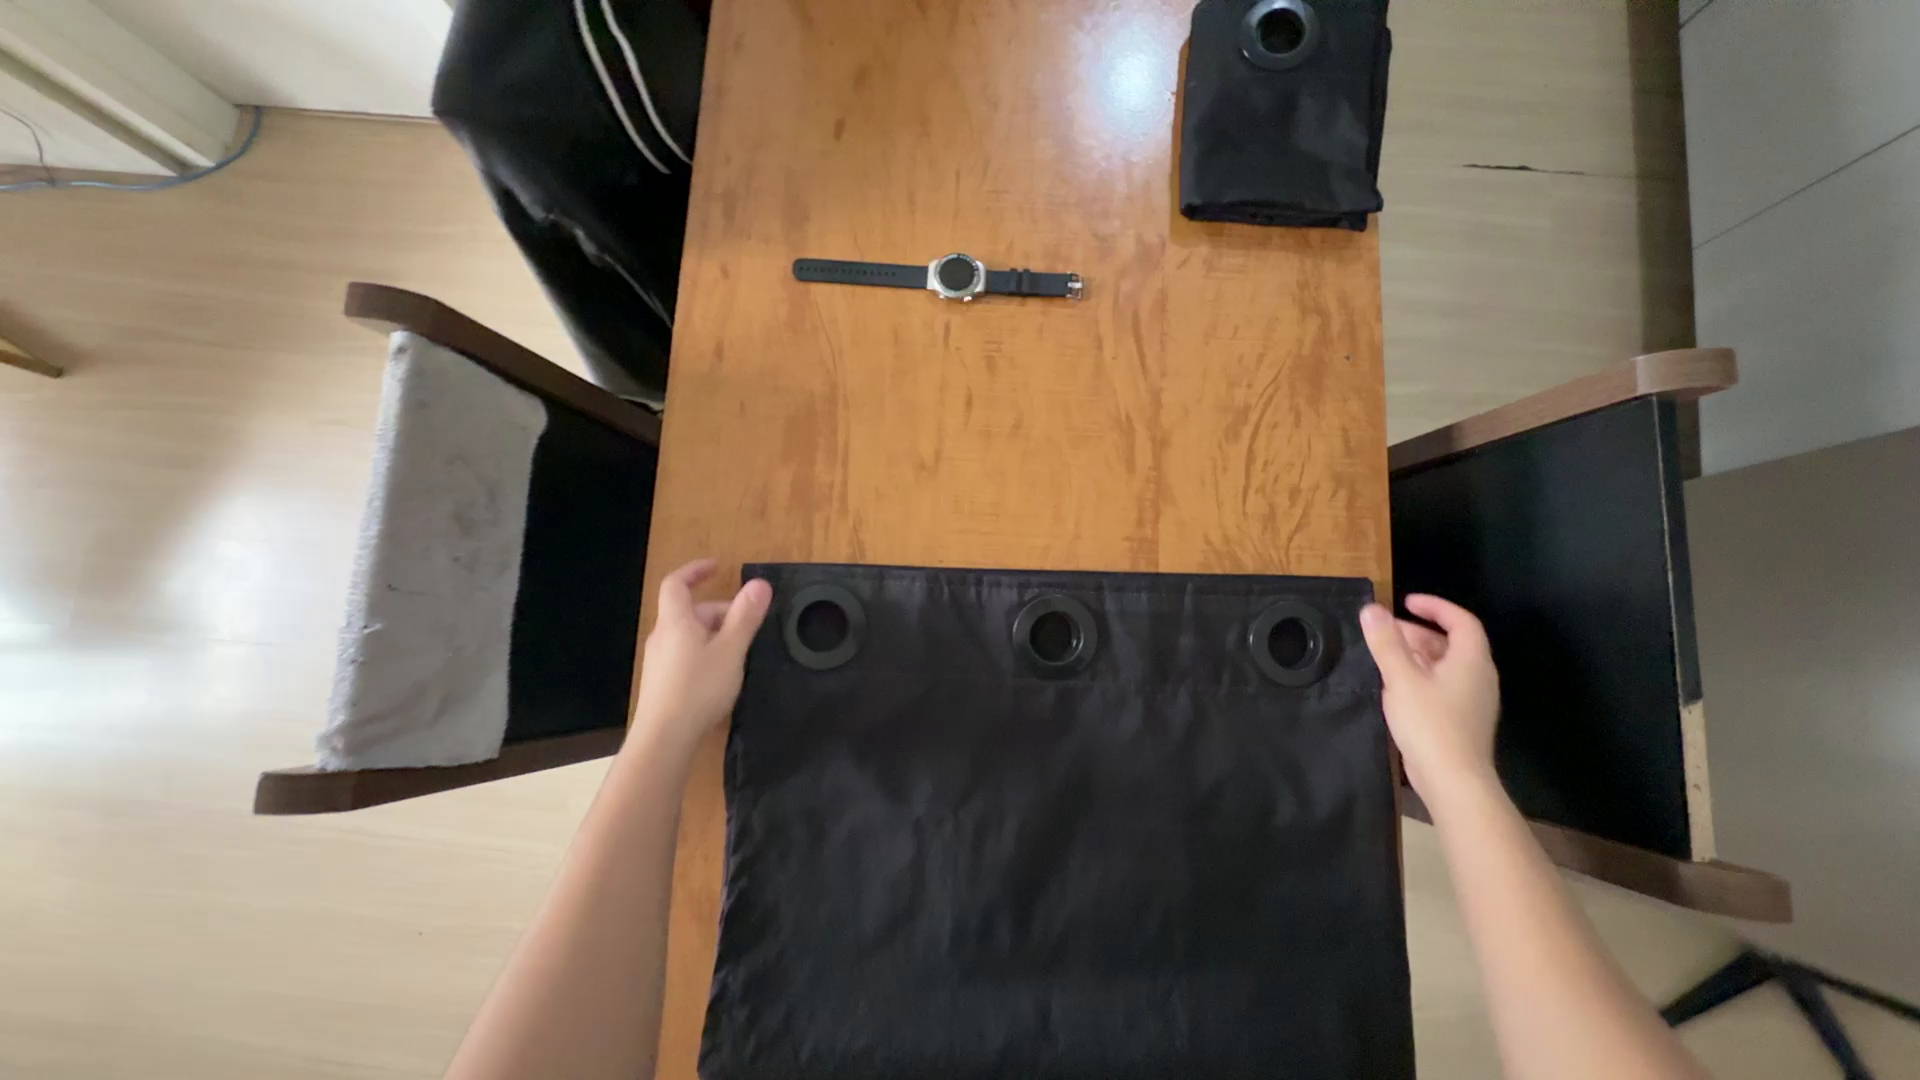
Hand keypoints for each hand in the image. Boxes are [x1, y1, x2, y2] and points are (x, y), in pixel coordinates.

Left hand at [630, 559, 772, 747]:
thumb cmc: (699, 688)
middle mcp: (663, 636)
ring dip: (715, 634)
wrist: (664, 738)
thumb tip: (759, 584)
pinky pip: (686, 654)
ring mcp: (659, 661)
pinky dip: (706, 652)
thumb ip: (745, 617)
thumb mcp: (731, 650)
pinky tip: (722, 675)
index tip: (717, 567)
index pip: (677, 583)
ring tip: (740, 652)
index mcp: (676, 622)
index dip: (695, 571)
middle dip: (720, 611)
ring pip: (689, 635)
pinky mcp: (661, 682)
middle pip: (690, 612)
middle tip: (749, 624)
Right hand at [1359, 594, 1501, 806]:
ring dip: (1417, 654)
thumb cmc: (1430, 724)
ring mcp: (1473, 699)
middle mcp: (1478, 676)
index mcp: (1471, 661)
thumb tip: (1371, 609)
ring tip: (1385, 656)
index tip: (1406, 602)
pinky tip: (1396, 687)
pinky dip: (1420, 675)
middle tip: (1386, 631)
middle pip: (1452, 642)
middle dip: (1418, 631)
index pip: (1461, 621)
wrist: (1454, 780)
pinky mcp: (1462, 718)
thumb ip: (1385, 642)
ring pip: (1446, 665)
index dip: (1435, 607)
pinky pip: (1443, 684)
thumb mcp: (1401, 678)